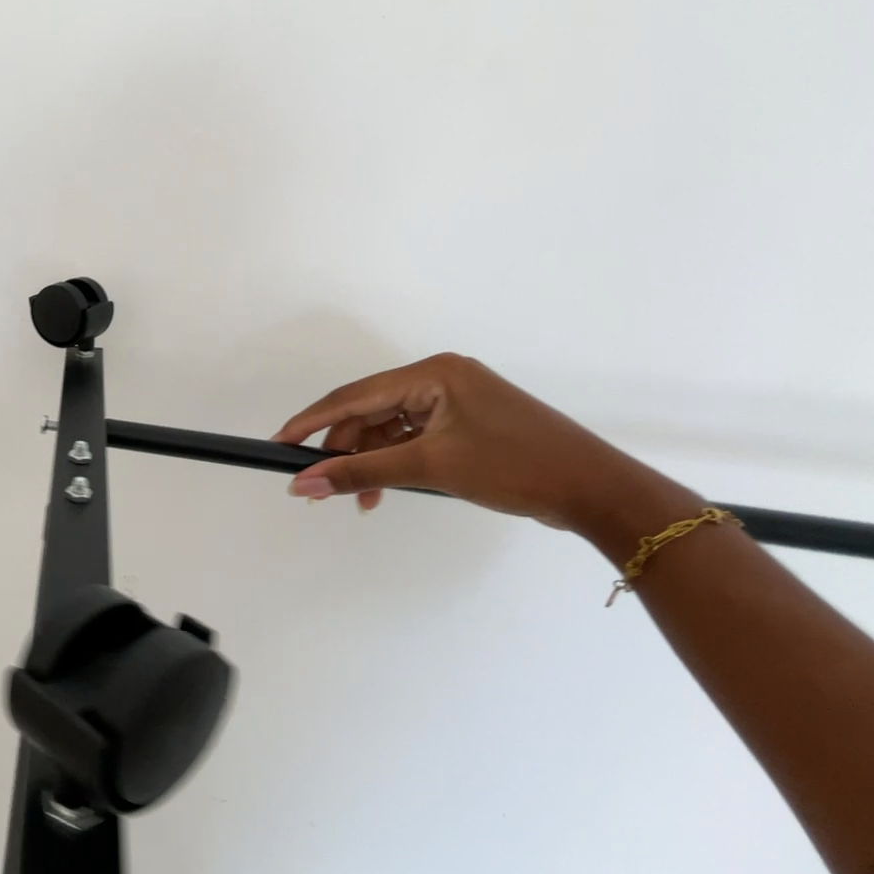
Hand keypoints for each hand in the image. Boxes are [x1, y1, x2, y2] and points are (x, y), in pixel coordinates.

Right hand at [271, 353, 687, 532]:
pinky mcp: (465, 426)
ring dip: (368, 463)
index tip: (276, 444)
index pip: (353, 396)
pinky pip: (410, 440)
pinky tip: (384, 491)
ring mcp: (454, 403)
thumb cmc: (515, 466)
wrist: (596, 491)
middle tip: (320, 487)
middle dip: (343, 451)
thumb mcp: (429, 468)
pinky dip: (393, 465)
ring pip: (387, 430)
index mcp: (433, 374)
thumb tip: (301, 484)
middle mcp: (440, 380)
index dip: (310, 422)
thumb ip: (359, 473)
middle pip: (368, 414)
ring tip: (358, 499)